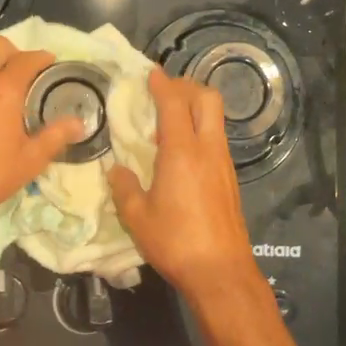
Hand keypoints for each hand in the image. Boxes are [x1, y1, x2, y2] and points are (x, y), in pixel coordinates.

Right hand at [109, 69, 260, 301]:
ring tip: (169, 118)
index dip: (162, 84)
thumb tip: (116, 170)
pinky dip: (200, 130)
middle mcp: (207, 150)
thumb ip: (123, 187)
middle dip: (186, 87)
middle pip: (207, 99)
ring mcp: (223, 164)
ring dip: (195, 108)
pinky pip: (215, 140)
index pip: (174, 103)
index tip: (149, 73)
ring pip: (215, 119)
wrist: (220, 272)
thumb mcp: (136, 216)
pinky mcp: (229, 180)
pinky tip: (181, 150)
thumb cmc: (174, 242)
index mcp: (182, 152)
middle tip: (163, 92)